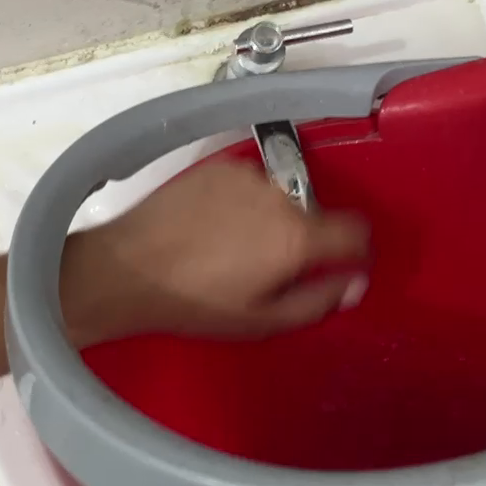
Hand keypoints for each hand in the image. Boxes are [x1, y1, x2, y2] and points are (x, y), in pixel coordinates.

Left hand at [60, 160, 370, 343]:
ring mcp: (247, 174)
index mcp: (296, 237)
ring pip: (280, 196)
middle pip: (314, 213)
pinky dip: (242, 200)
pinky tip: (213, 223)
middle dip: (303, 236)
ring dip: (271, 216)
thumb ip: (319, 301)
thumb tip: (356, 282)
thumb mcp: (263, 320)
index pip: (355, 230)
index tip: (343, 261)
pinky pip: (248, 183)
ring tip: (233, 243)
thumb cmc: (197, 303)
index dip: (355, 247)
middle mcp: (279, 196)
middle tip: (269, 264)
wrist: (129, 266)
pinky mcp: (218, 164)